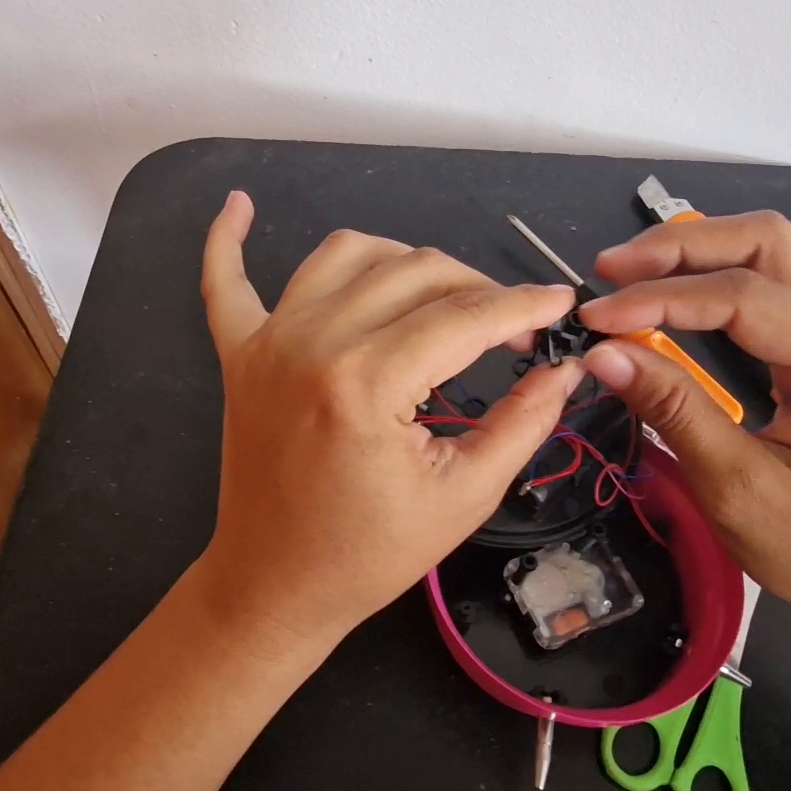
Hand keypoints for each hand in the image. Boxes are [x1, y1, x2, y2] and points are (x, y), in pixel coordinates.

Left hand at [194, 192, 586, 647]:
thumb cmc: (369, 555)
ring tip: (441, 295)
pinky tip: (241, 204)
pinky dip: (229, 240)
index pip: (464, 316)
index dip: (523, 306)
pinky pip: (225, 281)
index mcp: (367, 383)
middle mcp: (313, 342)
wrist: (274, 586)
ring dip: (405, 261)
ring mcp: (267, 341)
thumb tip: (566, 368)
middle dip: (478, 289)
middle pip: (415, 272)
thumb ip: (523, 422)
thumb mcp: (464, 496)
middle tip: (511, 326)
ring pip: (347, 254)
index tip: (560, 304)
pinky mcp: (239, 352)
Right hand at [577, 211, 790, 658]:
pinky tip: (680, 293)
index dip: (663, 298)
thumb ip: (673, 408)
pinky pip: (781, 287)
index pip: (750, 299)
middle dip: (685, 247)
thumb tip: (602, 352)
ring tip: (635, 274)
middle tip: (610, 270)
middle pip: (775, 244)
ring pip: (781, 253)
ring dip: (704, 251)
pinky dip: (723, 277)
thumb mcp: (737, 490)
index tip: (596, 316)